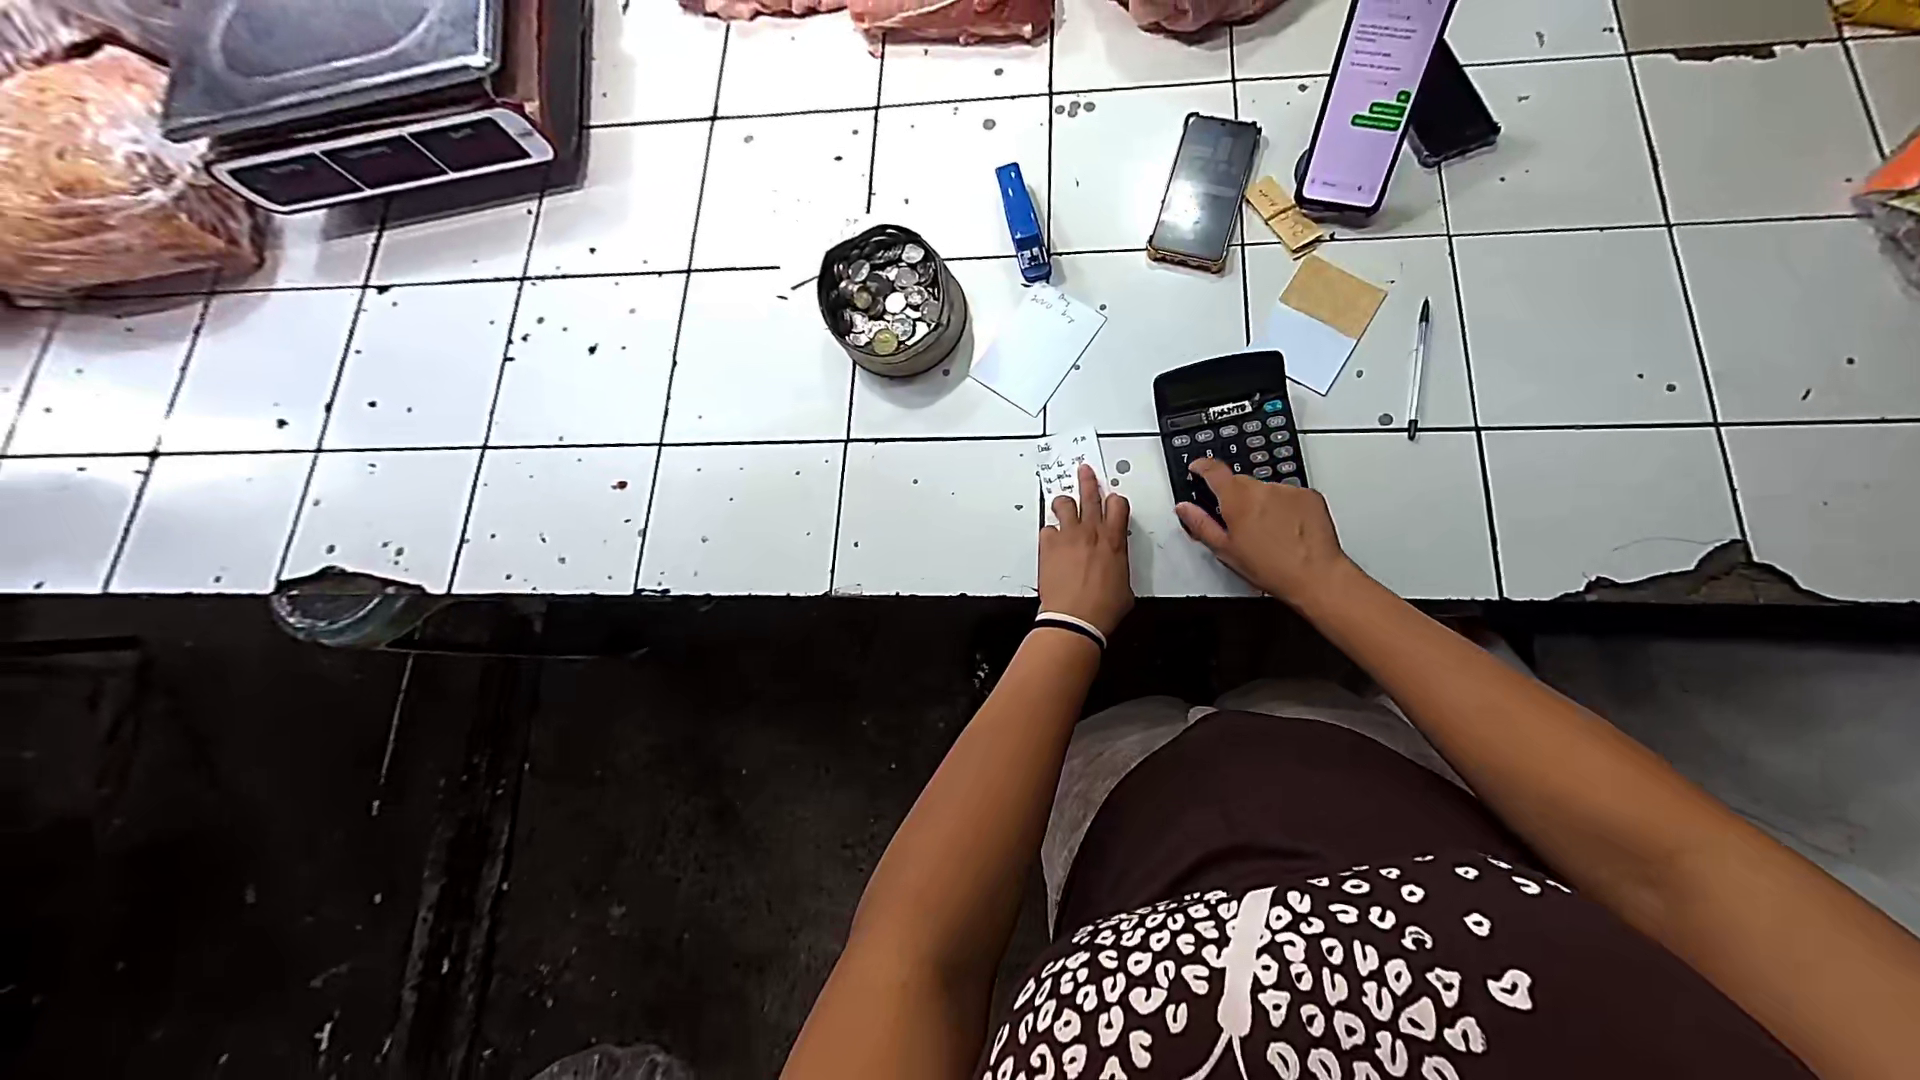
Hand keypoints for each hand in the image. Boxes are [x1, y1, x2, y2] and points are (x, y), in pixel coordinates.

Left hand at [1038, 464, 1133, 636]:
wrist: (1075, 619)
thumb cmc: (1102, 608)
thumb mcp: (1125, 585)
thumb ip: (1119, 566)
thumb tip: (1116, 569)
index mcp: (1114, 540)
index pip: (1118, 505)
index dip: (1115, 500)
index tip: (1112, 499)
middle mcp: (1091, 532)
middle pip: (1090, 494)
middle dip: (1088, 480)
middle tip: (1084, 470)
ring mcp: (1068, 536)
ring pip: (1064, 504)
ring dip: (1064, 502)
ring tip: (1062, 502)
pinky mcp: (1048, 545)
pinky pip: (1047, 529)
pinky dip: (1049, 533)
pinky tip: (1050, 540)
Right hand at [1173, 458, 1353, 605]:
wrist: (1315, 576)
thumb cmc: (1272, 568)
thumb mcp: (1225, 550)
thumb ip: (1200, 524)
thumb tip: (1185, 509)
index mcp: (1237, 499)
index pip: (1213, 470)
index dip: (1202, 466)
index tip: (1198, 467)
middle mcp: (1262, 489)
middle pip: (1240, 482)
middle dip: (1235, 497)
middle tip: (1239, 523)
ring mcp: (1288, 491)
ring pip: (1265, 489)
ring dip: (1262, 503)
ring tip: (1268, 532)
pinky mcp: (1309, 495)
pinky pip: (1289, 494)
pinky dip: (1284, 506)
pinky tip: (1286, 529)